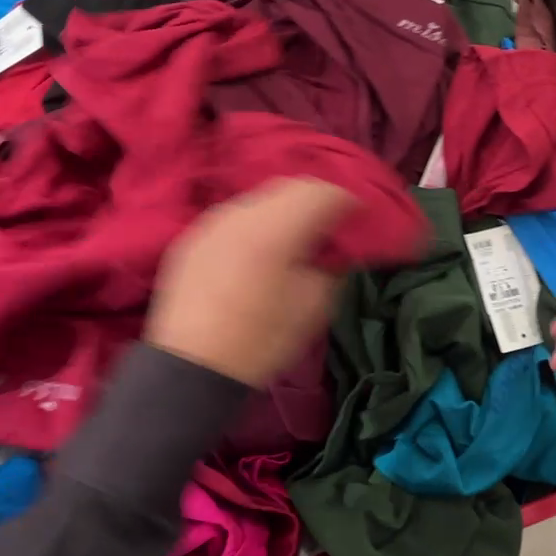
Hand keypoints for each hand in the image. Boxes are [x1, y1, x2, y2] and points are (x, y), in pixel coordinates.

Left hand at [146, 178, 352, 388]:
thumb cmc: (263, 339)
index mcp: (275, 228)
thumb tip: (338, 248)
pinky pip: (237, 216)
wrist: (192, 368)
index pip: (322, 192)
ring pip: (262, 198)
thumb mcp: (315, 304)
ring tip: (299, 236)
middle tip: (335, 225)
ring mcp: (212, 223)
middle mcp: (242, 214)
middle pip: (291, 186)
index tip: (362, 219)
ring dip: (287, 210)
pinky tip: (264, 249)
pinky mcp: (193, 238)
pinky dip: (260, 223)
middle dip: (318, 200)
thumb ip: (332, 264)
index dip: (349, 201)